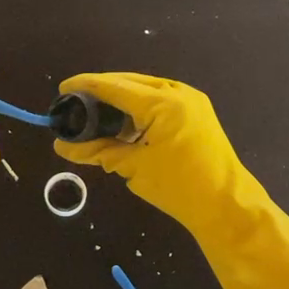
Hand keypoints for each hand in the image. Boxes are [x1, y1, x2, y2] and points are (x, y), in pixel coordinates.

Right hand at [53, 72, 288, 288]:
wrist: (227, 206)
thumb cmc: (180, 188)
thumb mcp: (134, 168)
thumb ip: (98, 151)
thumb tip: (63, 146)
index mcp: (163, 102)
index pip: (115, 86)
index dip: (86, 85)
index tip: (61, 88)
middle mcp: (177, 92)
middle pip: (129, 83)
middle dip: (101, 92)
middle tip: (74, 106)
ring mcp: (190, 100)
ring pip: (143, 90)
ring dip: (119, 101)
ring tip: (93, 117)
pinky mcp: (195, 111)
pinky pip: (158, 101)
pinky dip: (137, 109)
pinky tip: (121, 125)